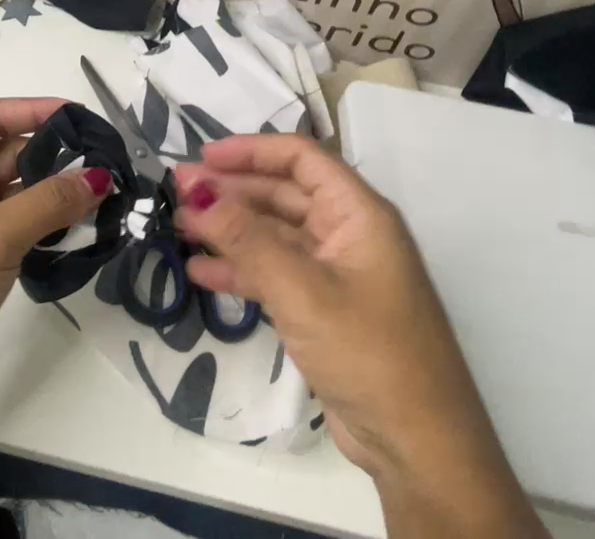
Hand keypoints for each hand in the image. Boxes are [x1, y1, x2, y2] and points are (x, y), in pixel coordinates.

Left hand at [0, 97, 108, 415]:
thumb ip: (48, 202)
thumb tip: (99, 175)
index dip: (34, 110)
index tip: (83, 117)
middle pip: (8, 155)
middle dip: (55, 155)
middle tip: (108, 163)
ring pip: (17, 194)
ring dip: (56, 193)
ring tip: (107, 195)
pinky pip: (19, 229)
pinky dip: (48, 226)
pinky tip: (83, 230)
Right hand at [174, 135, 545, 537]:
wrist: (417, 443)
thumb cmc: (368, 352)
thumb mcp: (302, 290)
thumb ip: (246, 238)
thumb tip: (197, 191)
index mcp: (359, 214)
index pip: (301, 159)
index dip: (251, 150)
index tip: (202, 156)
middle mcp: (347, 234)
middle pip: (282, 194)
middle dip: (230, 190)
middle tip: (176, 190)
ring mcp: (334, 273)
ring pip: (273, 235)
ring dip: (228, 229)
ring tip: (178, 225)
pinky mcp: (321, 309)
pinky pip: (273, 273)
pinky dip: (238, 269)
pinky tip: (200, 271)